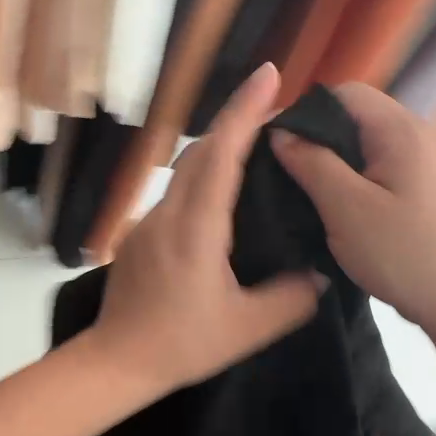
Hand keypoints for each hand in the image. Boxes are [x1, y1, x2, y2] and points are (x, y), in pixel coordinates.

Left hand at [87, 63, 323, 389]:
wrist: (116, 361)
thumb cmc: (181, 345)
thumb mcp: (248, 328)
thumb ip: (291, 298)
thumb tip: (319, 275)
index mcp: (196, 228)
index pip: (221, 154)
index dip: (245, 111)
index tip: (269, 74)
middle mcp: (167, 215)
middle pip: (200, 153)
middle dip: (236, 123)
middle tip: (276, 113)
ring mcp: (146, 224)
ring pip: (183, 172)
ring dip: (217, 151)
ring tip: (255, 151)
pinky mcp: (138, 239)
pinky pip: (174, 195)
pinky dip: (201, 180)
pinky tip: (221, 199)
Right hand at [272, 83, 435, 332]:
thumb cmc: (402, 254)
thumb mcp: (345, 209)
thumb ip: (311, 164)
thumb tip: (280, 132)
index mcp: (404, 131)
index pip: (346, 94)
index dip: (306, 113)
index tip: (276, 147)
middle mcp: (426, 135)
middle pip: (361, 117)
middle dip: (321, 139)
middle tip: (288, 176)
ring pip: (374, 145)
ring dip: (340, 162)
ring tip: (312, 196)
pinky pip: (390, 167)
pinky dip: (362, 179)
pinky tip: (347, 210)